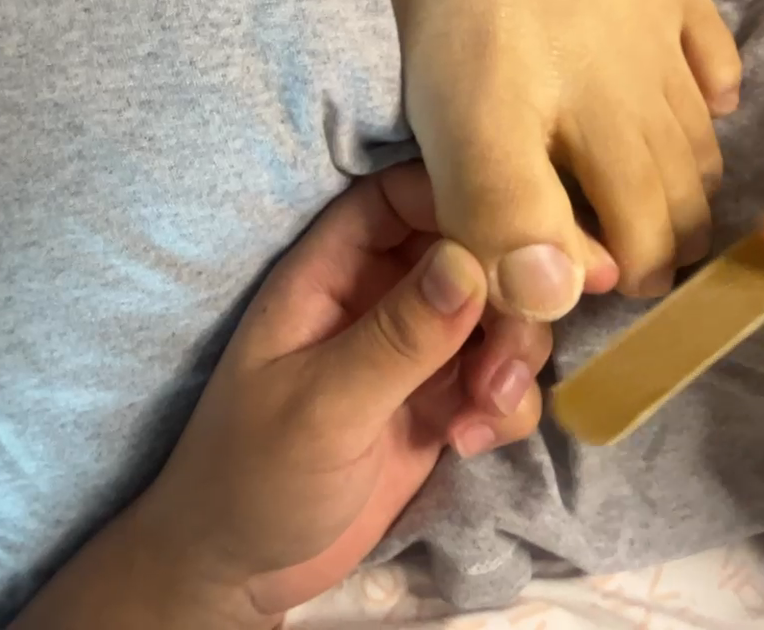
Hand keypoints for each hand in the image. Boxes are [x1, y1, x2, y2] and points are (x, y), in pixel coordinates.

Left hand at [130, 166, 529, 618]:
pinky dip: (503, 402)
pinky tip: (470, 442)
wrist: (243, 567)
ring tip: (486, 408)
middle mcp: (374, 295)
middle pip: (462, 250)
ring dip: (511, 352)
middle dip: (505, 290)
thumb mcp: (323, 404)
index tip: (518, 237)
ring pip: (490, 314)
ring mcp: (410, 349)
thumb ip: (397, 336)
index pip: (396, 197)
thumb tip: (470, 262)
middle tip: (520, 343)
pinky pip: (494, 375)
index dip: (457, 196)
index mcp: (328, 271)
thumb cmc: (256, 471)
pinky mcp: (435, 399)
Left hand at [392, 0, 740, 309]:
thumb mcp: (464, 110)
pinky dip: (707, 81)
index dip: (627, 270)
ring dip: (685, 167)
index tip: (619, 291)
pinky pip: (704, 37)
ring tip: (672, 195)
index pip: (635, 230)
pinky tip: (708, 93)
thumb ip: (508, 208)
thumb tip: (553, 299)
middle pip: (673, 179)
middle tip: (644, 258)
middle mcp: (650, 81)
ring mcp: (663, 12)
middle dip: (661, 230)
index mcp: (605, 128)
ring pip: (691, 117)